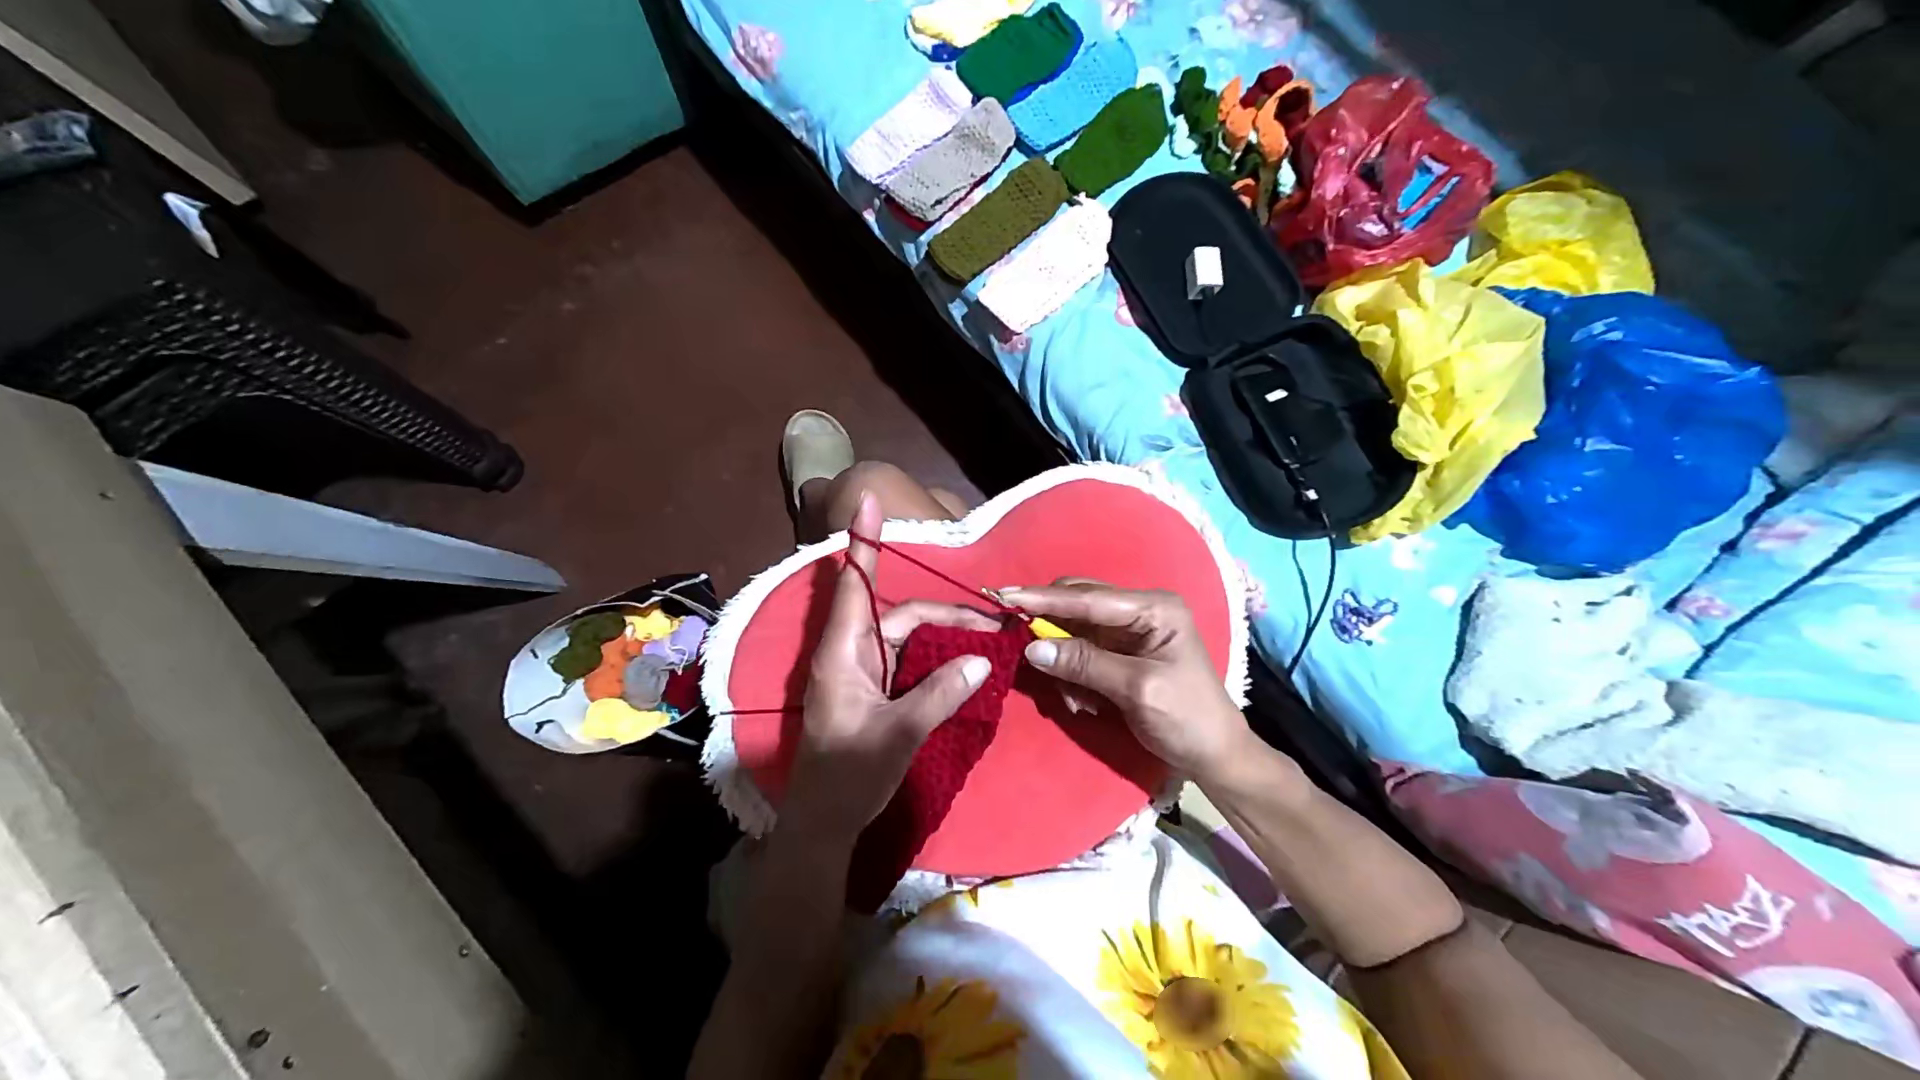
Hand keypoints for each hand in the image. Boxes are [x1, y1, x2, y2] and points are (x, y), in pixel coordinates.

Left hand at [780, 493, 997, 845]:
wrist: (826, 823)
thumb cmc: (850, 776)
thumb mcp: (899, 734)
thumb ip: (940, 693)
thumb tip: (981, 659)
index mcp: (843, 654)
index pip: (854, 585)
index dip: (863, 542)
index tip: (867, 500)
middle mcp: (851, 653)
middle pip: (899, 614)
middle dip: (945, 613)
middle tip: (992, 626)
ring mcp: (861, 671)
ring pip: (906, 636)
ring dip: (943, 634)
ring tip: (985, 640)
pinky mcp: (872, 689)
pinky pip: (906, 658)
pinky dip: (934, 655)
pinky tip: (963, 663)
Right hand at [1001, 580, 1257, 782]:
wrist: (1213, 754)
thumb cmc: (1187, 717)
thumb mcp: (1137, 690)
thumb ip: (1085, 664)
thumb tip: (1032, 647)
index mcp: (1154, 608)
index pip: (1088, 597)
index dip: (1044, 598)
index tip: (1004, 596)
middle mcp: (1138, 610)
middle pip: (1076, 603)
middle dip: (1049, 629)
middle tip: (1021, 648)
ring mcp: (1127, 630)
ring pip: (1073, 628)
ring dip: (1062, 660)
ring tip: (1074, 699)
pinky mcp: (1117, 651)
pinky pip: (1079, 652)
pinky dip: (1072, 674)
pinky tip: (1083, 702)